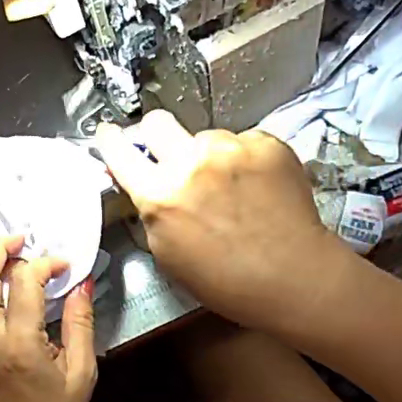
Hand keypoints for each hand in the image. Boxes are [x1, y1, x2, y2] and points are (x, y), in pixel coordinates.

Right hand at [93, 110, 358, 333]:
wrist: (292, 276)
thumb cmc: (226, 280)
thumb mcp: (167, 252)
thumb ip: (152, 210)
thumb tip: (148, 188)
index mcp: (160, 195)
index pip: (119, 150)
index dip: (110, 140)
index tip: (110, 134)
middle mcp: (192, 163)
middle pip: (158, 121)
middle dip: (158, 136)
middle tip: (170, 155)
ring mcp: (232, 149)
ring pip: (206, 137)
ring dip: (208, 155)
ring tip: (229, 187)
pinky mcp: (266, 144)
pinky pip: (242, 141)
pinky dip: (243, 160)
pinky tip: (256, 187)